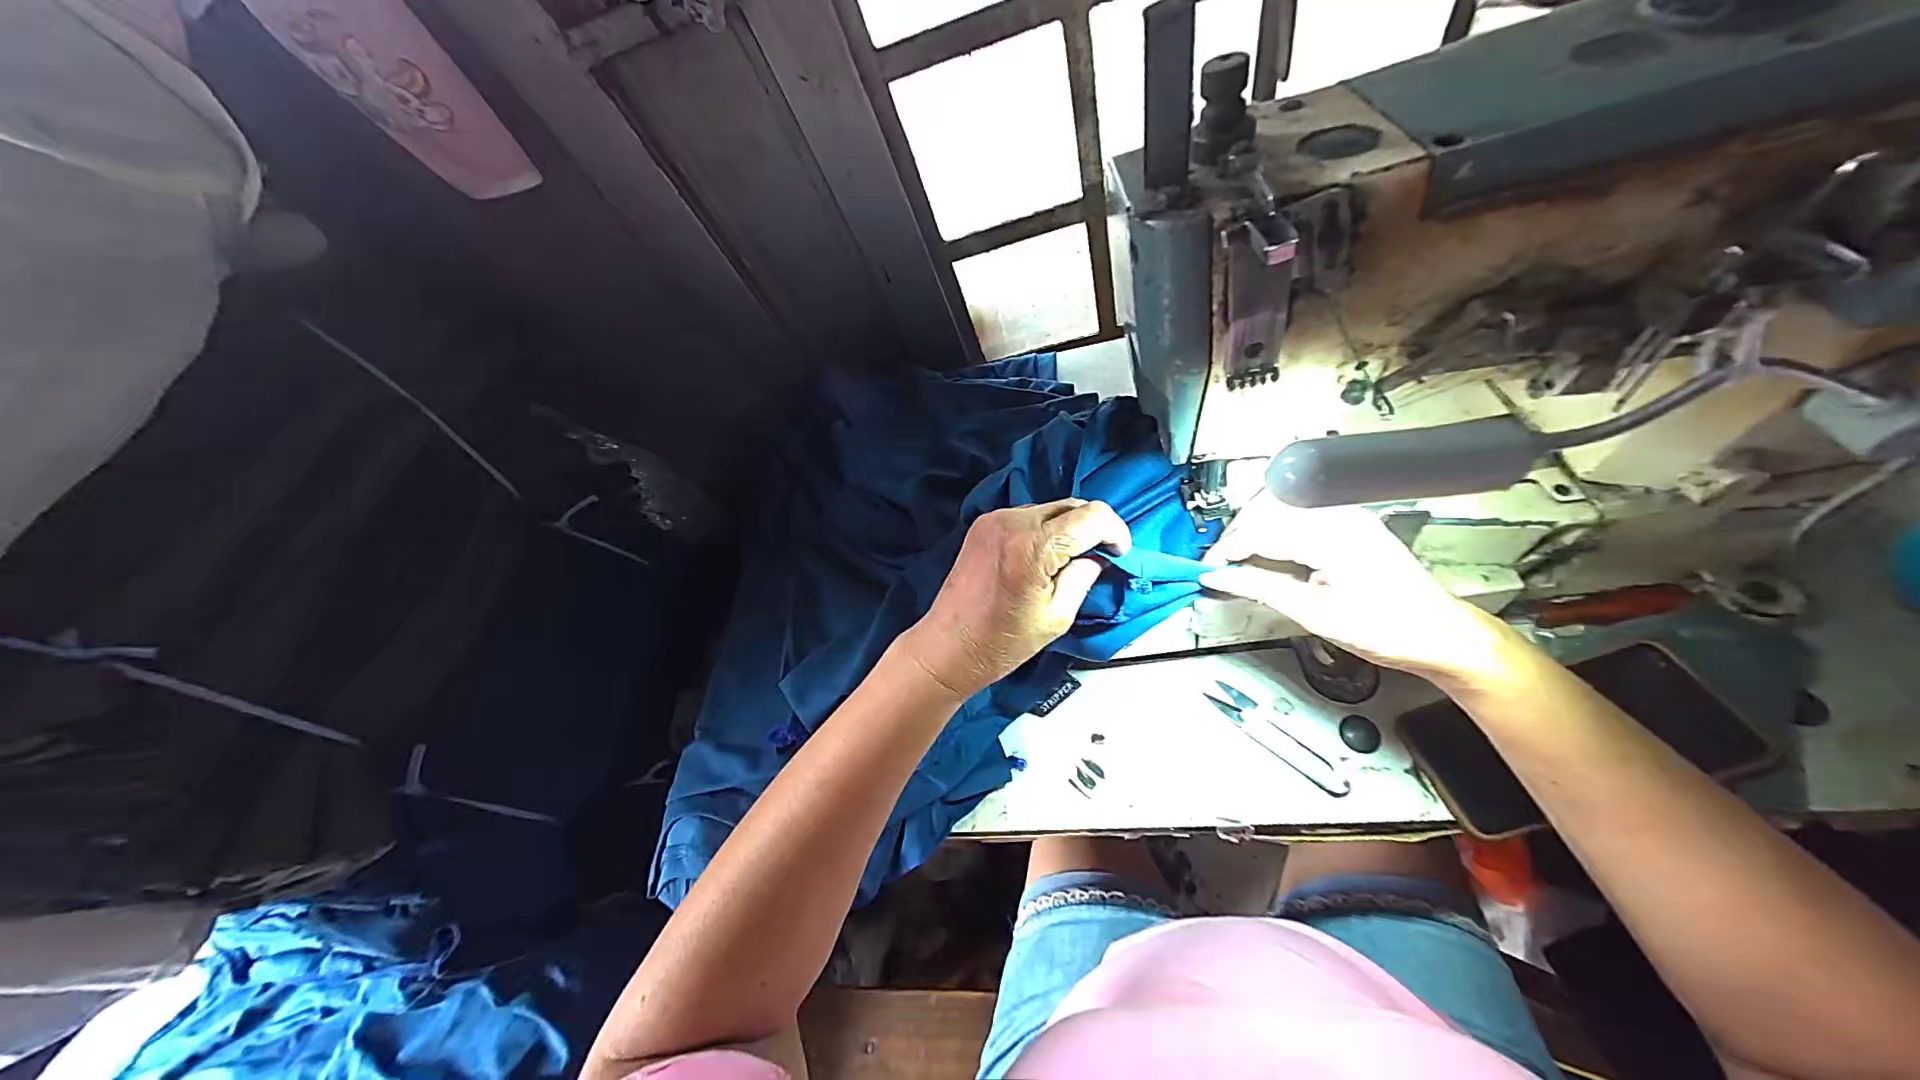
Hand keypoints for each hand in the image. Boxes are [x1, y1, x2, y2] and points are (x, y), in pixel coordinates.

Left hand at [899, 499, 1131, 699]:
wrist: (949, 647)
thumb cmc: (1000, 641)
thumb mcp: (1058, 615)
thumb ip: (1084, 575)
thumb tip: (1097, 555)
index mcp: (1033, 547)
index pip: (1092, 516)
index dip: (1114, 531)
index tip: (1118, 550)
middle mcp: (1011, 523)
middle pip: (1072, 506)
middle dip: (1092, 528)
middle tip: (1098, 557)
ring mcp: (993, 520)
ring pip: (1050, 509)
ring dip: (1067, 528)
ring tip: (1067, 561)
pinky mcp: (982, 524)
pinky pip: (1027, 516)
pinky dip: (1043, 530)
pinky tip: (1042, 558)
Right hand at [1199, 494, 1524, 687]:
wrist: (1442, 635)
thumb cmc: (1393, 628)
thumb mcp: (1314, 614)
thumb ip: (1261, 587)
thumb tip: (1222, 576)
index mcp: (1332, 533)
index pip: (1260, 529)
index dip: (1227, 548)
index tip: (1209, 566)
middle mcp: (1341, 516)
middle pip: (1267, 509)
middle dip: (1237, 534)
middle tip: (1220, 563)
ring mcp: (1349, 518)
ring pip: (1281, 508)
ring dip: (1255, 530)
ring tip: (1240, 559)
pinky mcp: (1352, 526)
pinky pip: (1301, 516)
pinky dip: (1276, 531)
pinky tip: (1270, 552)